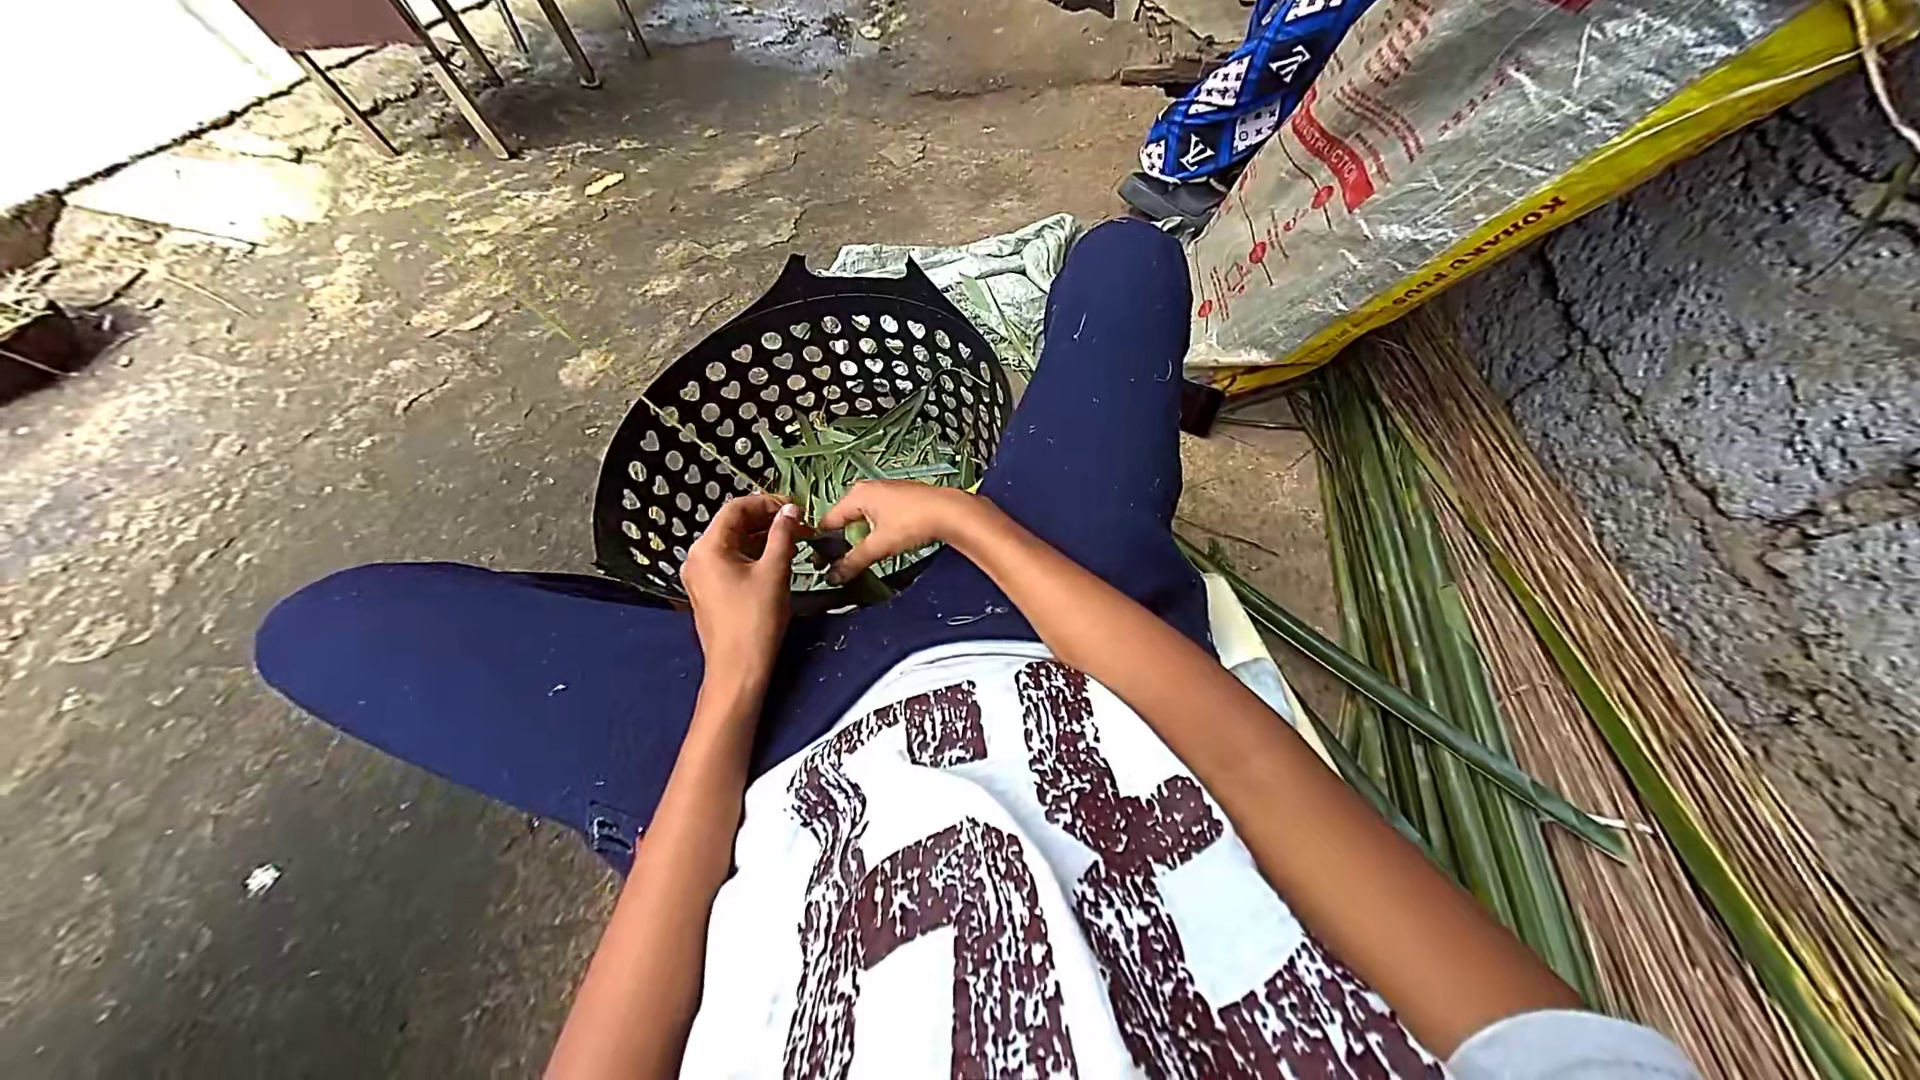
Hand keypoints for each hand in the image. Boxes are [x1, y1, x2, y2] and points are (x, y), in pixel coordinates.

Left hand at [681, 495, 805, 683]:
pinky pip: (731, 561)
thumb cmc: (756, 618)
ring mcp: (701, 575)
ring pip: (734, 543)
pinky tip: (778, 559)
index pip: (736, 508)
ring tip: (794, 540)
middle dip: (767, 520)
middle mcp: (697, 556)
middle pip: (733, 524)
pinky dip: (754, 554)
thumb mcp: (774, 571)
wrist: (738, 668)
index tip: (796, 508)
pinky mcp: (709, 590)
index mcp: (708, 547)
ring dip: (763, 537)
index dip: (767, 502)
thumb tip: (790, 509)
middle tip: (799, 524)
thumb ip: (783, 535)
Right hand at [817, 481, 988, 584]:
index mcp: (856, 495)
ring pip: (864, 519)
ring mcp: (886, 492)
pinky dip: (877, 531)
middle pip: (846, 519)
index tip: (820, 563)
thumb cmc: (911, 523)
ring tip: (863, 557)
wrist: (950, 512)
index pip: (829, 520)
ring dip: (862, 538)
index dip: (823, 543)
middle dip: (843, 542)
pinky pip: (879, 517)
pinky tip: (884, 544)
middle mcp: (868, 489)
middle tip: (841, 563)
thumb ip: (854, 561)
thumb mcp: (879, 545)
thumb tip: (834, 576)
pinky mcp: (901, 499)